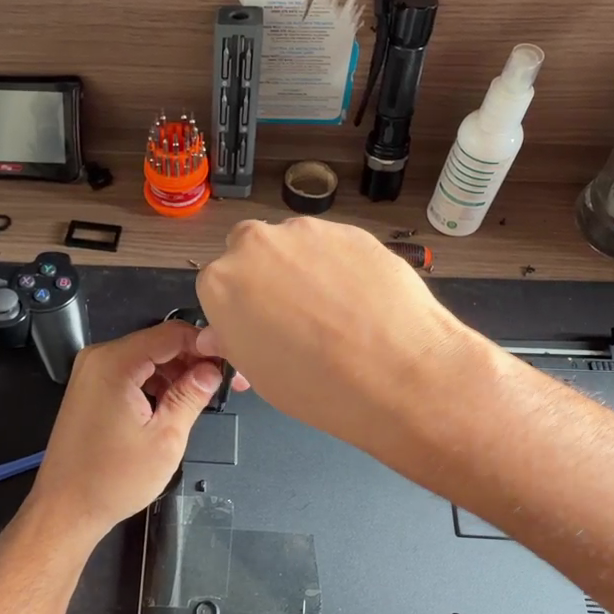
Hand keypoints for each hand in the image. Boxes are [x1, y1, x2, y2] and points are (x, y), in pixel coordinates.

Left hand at [23, 321, 227, 547]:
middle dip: (192, 359)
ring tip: (201, 397)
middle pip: (158, 342)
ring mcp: (91, 372)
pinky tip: (173, 404)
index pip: (172, 333)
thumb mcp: (165, 438)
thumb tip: (213, 370)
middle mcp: (99, 358)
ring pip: (146, 357)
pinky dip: (154, 383)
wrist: (66, 508)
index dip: (206, 345)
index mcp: (115, 362)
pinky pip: (130, 372)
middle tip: (223, 383)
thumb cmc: (113, 479)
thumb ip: (191, 396)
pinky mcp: (90, 388)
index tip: (232, 363)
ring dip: (175, 372)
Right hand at [195, 217, 478, 450]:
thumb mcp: (259, 374)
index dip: (237, 309)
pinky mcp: (350, 230)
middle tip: (291, 317)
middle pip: (250, 253)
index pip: (217, 286)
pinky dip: (341, 268)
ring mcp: (307, 233)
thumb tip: (226, 331)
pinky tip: (358, 303)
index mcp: (221, 282)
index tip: (254, 325)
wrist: (396, 373)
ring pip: (295, 246)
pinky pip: (335, 247)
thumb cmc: (322, 383)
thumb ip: (235, 339)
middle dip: (266, 279)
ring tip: (332, 314)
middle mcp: (257, 246)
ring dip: (304, 270)